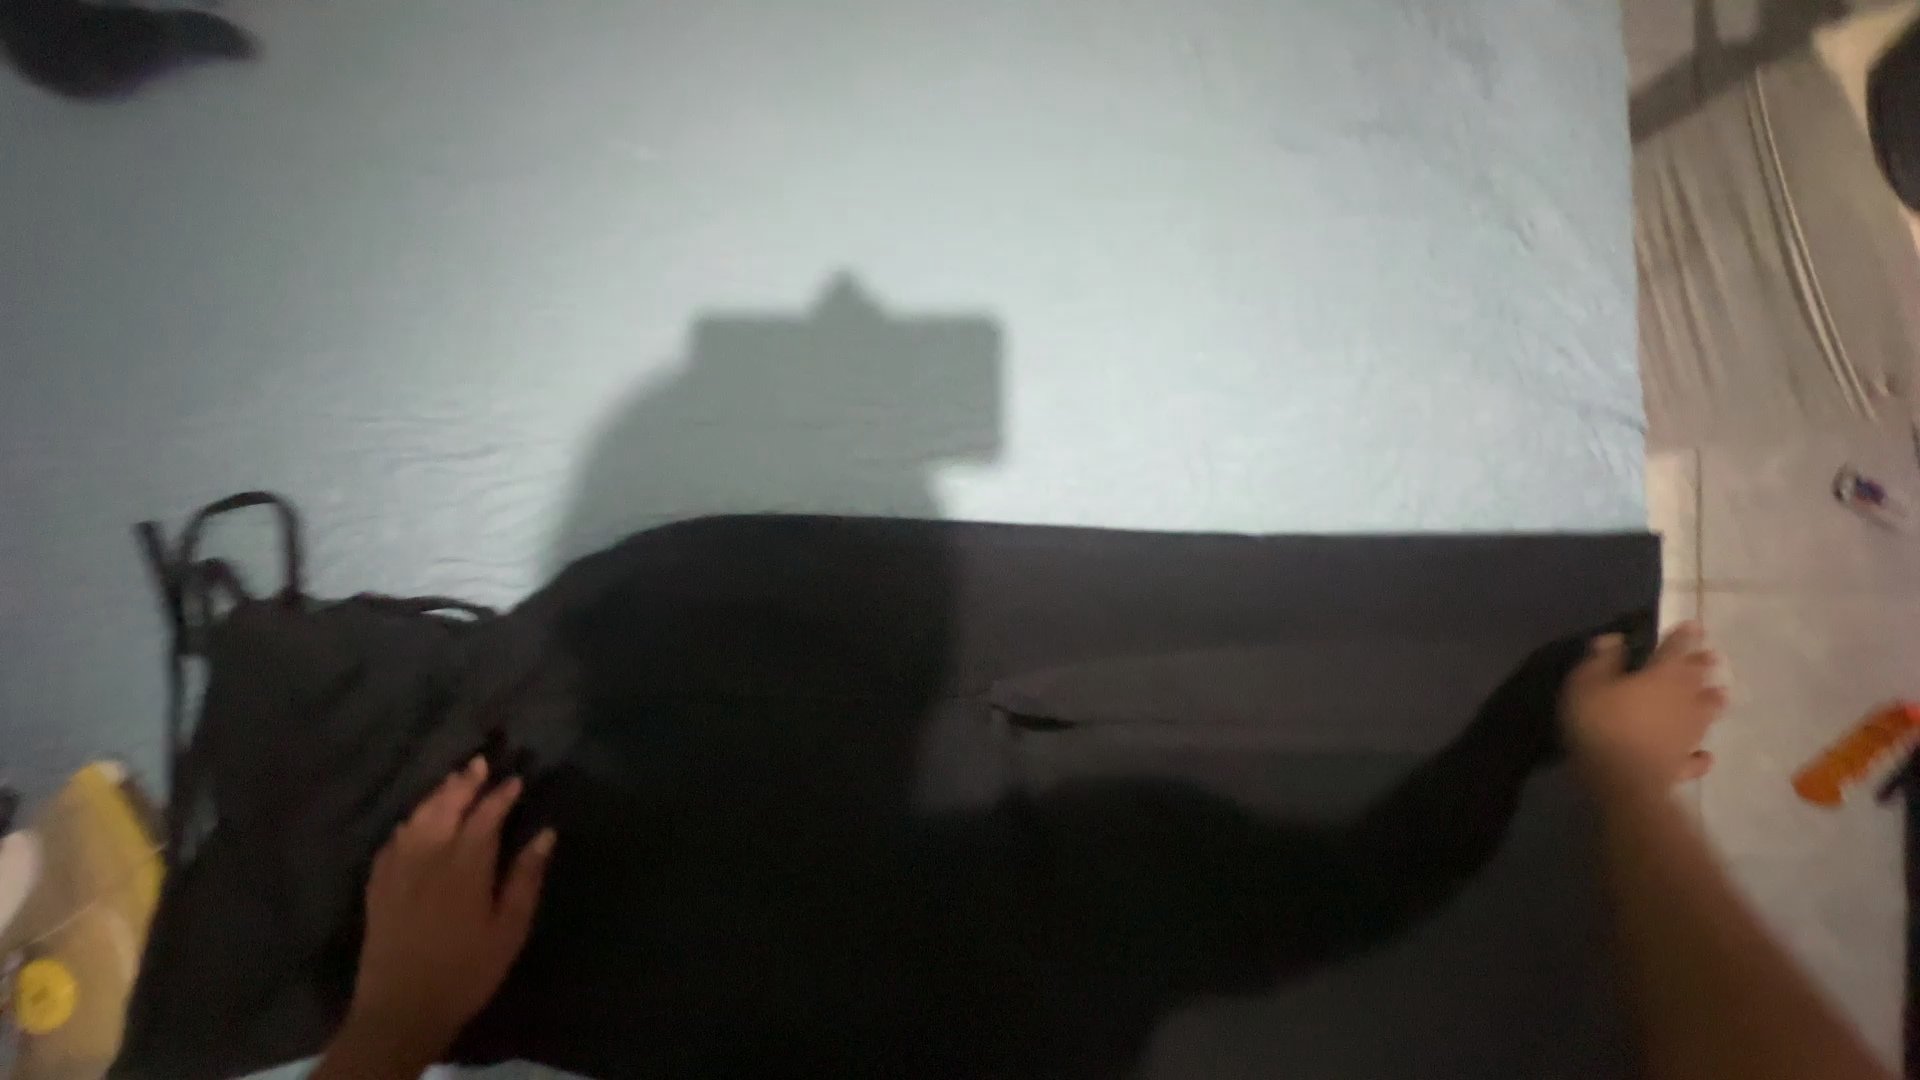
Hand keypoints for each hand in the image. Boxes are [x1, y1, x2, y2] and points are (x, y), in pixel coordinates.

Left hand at [340, 757, 555, 1069]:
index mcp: (465, 868)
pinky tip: (414, 820)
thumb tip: (545, 834)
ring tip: (453, 781)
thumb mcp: (510, 927)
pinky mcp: (378, 890)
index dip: (501, 796)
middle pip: (445, 809)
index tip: (516, 780)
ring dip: (436, 797)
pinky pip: (391, 844)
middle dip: (464, 784)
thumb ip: (526, 877)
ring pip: (416, 821)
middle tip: (480, 762)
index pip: (485, 817)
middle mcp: (428, 860)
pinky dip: (407, 824)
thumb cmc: (466, 970)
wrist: (400, 1014)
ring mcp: (398, 874)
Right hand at [1562, 622, 1727, 791]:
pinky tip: (1704, 754)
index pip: (1674, 651)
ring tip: (1720, 695)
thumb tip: (1613, 638)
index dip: (1683, 638)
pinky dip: (1701, 754)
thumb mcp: (1586, 683)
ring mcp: (1687, 734)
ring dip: (1713, 703)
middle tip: (1714, 656)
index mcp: (1659, 679)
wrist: (1622, 775)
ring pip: (1705, 714)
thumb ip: (1601, 661)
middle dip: (1702, 666)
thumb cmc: (1599, 721)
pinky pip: (1696, 756)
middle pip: (1695, 681)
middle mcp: (1683, 703)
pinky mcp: (1682, 761)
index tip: (1695, 625)